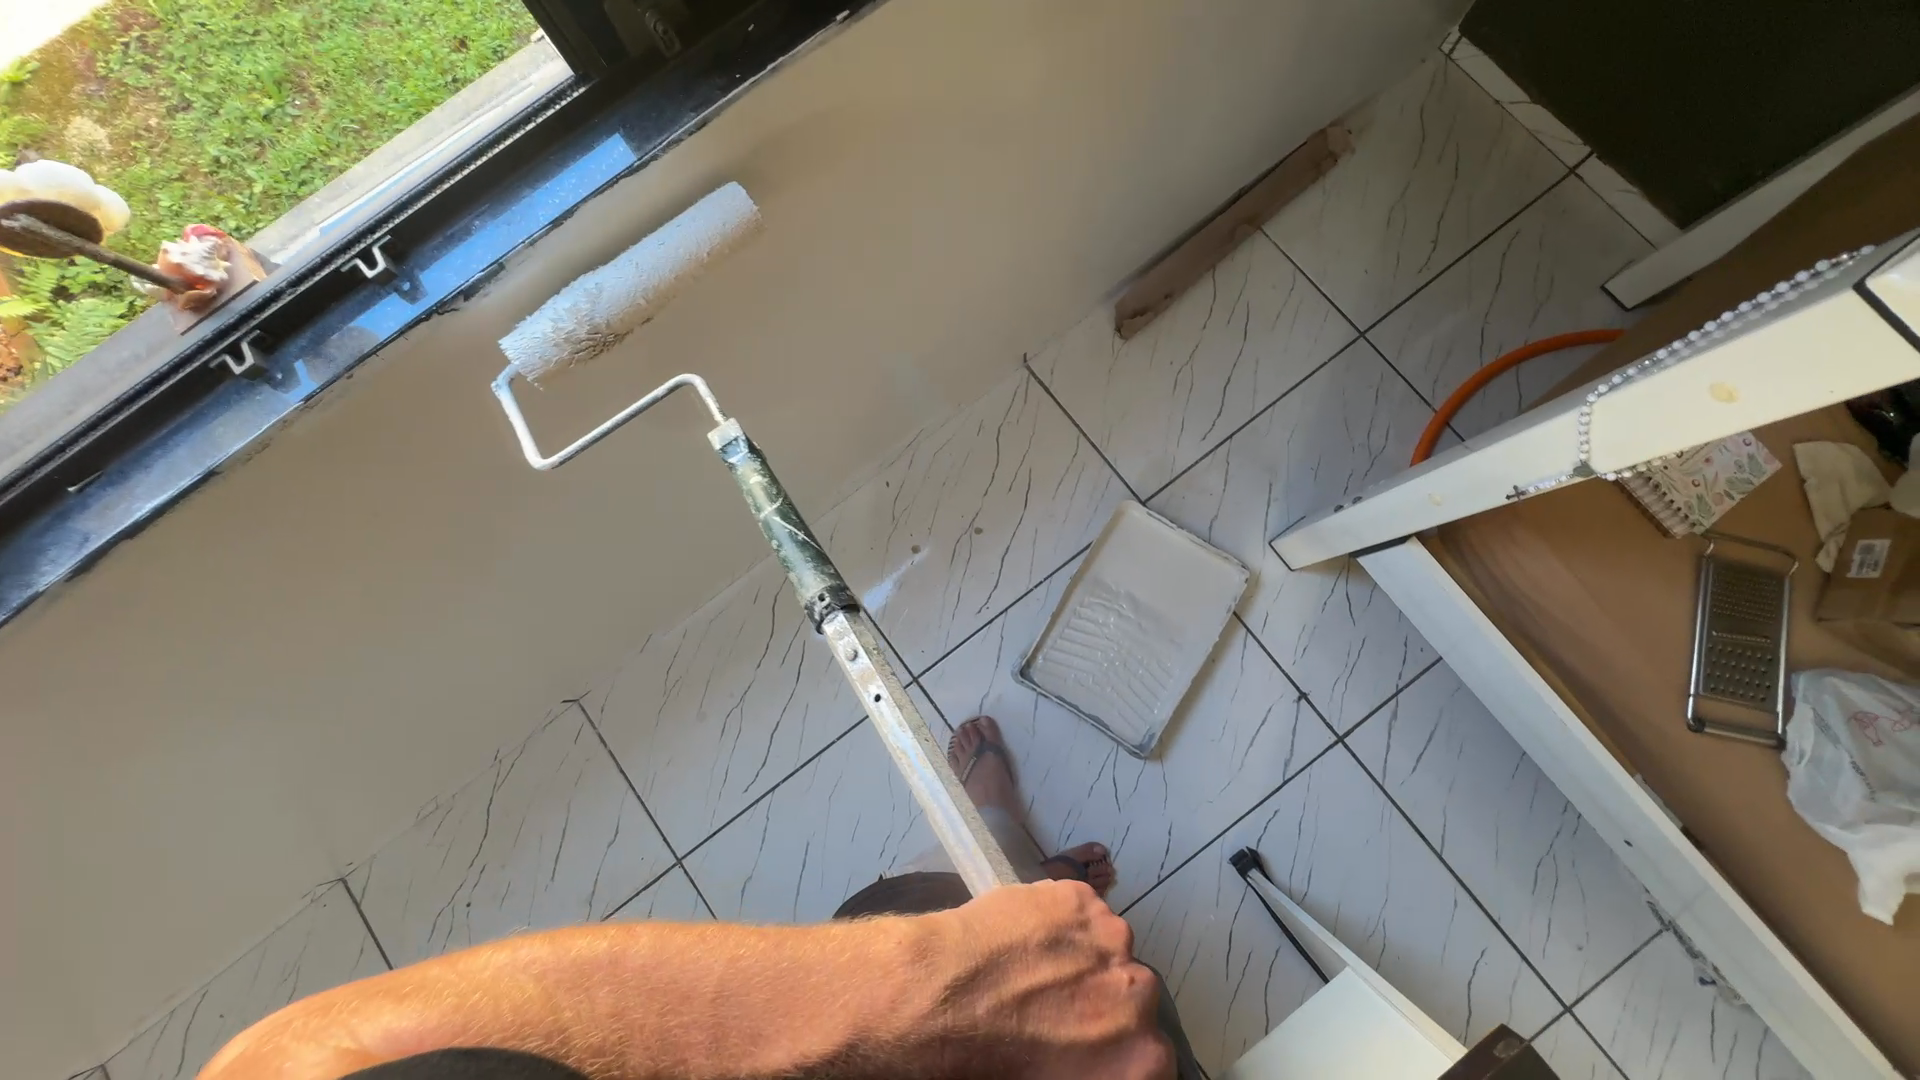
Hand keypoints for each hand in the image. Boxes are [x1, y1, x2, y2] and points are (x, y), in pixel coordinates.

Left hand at [922, 880, 1174, 1078]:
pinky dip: (1058, 918)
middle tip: (1056, 1001)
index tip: (1089, 1039)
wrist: (941, 999)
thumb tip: (1092, 1053)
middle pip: (1133, 990)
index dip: (1115, 1043)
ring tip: (1034, 964)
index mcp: (1144, 1057)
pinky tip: (1024, 933)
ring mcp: (1111, 935)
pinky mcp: (1078, 895)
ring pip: (1106, 943)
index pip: (1151, 1050)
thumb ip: (1100, 1071)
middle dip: (1102, 996)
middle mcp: (1140, 993)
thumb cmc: (994, 1064)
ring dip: (1082, 953)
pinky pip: (1078, 907)